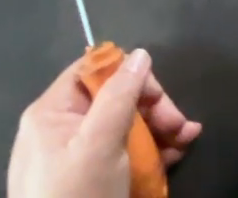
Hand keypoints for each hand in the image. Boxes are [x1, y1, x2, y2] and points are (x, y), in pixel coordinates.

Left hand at [7, 49, 201, 197]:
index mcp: (51, 113)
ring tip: (186, 141)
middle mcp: (60, 129)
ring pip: (125, 124)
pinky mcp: (89, 178)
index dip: (129, 75)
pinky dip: (151, 149)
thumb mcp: (101, 143)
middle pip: (115, 97)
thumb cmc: (77, 197)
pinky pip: (123, 150)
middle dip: (153, 108)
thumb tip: (139, 54)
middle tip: (179, 126)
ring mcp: (74, 155)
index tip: (155, 96)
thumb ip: (120, 94)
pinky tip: (174, 156)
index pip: (94, 70)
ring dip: (160, 127)